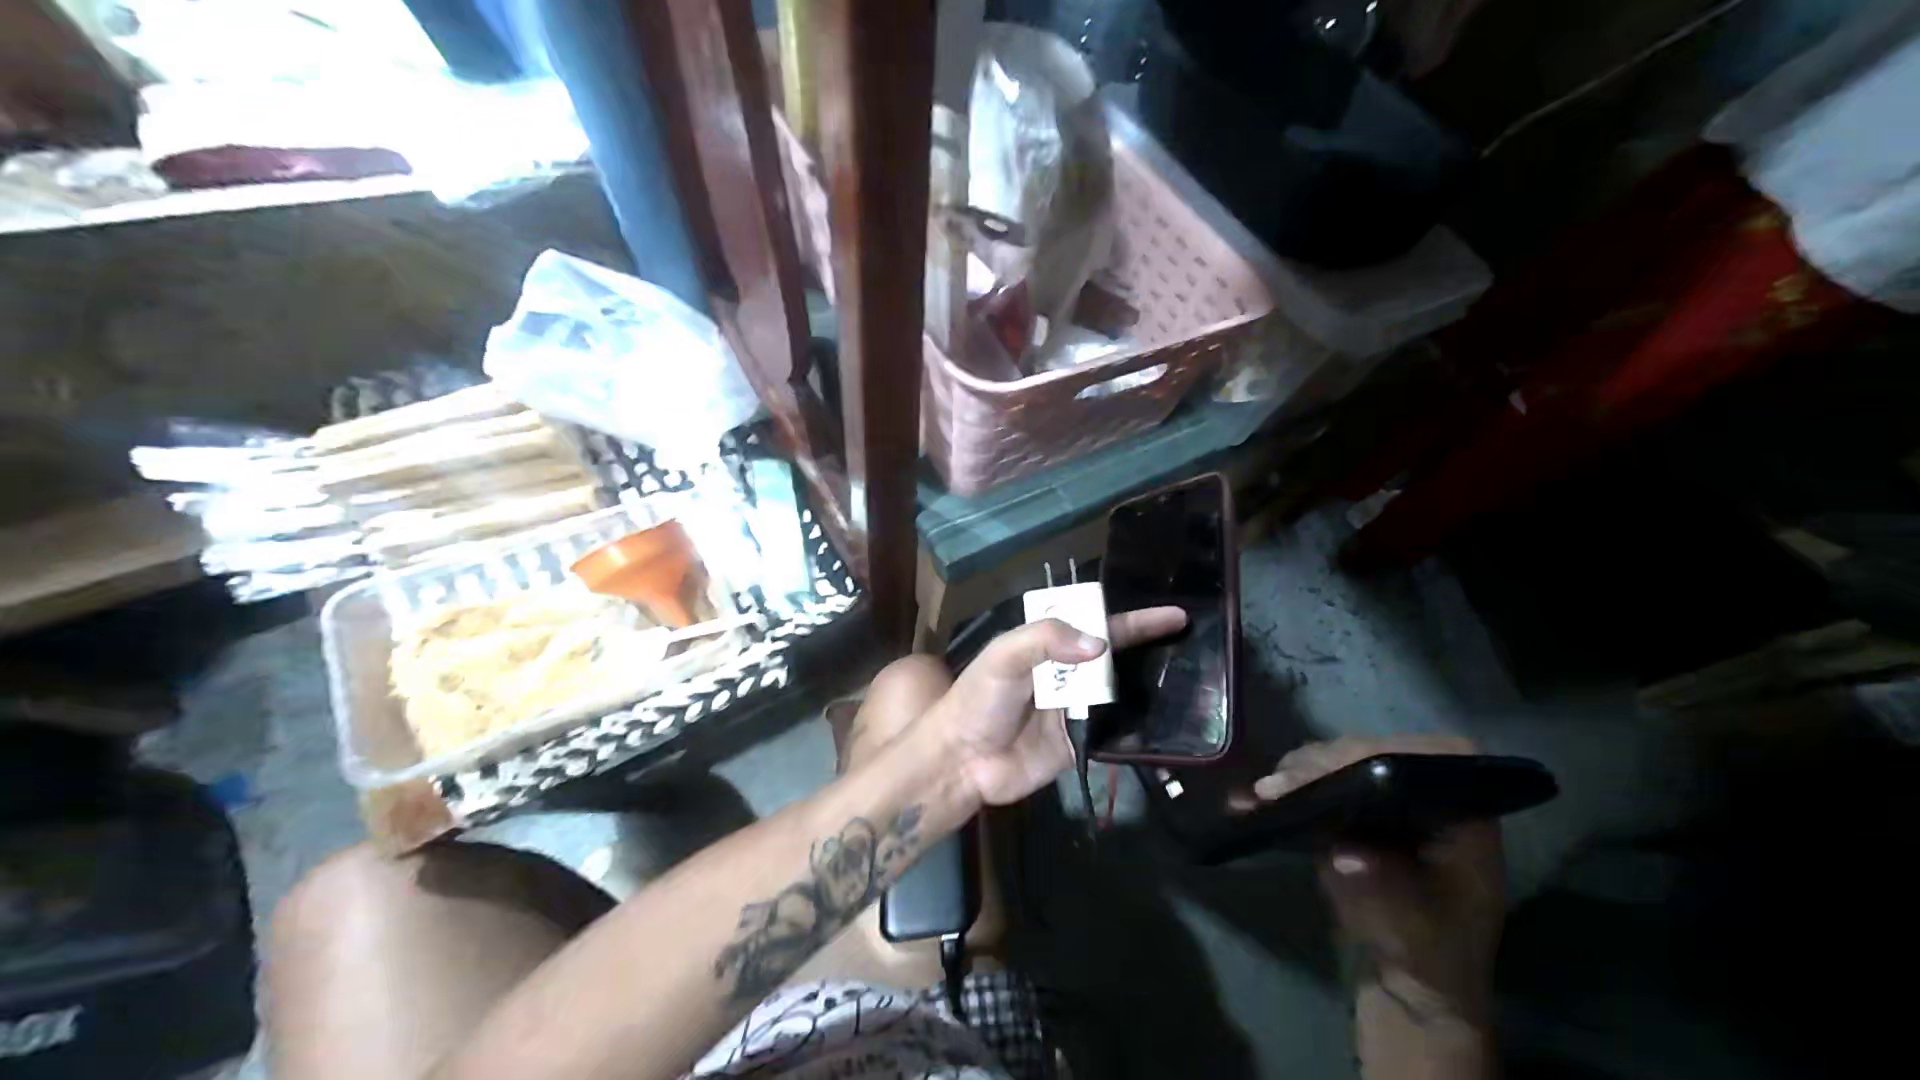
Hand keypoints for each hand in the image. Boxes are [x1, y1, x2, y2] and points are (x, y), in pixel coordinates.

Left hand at [924, 607, 1187, 807]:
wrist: (962, 761)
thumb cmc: (977, 700)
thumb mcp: (1003, 657)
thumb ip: (1044, 640)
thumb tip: (1101, 645)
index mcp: (1048, 647)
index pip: (1098, 626)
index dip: (1134, 621)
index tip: (1175, 617)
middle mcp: (1068, 674)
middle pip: (1117, 658)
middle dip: (1153, 650)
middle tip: (1197, 648)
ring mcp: (1078, 709)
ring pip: (1122, 692)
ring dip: (1153, 686)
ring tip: (1197, 681)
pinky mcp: (1083, 742)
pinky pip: (1117, 731)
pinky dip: (1141, 726)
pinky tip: (1175, 720)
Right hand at [1255, 736, 1504, 1023]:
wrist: (1410, 980)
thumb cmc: (1428, 953)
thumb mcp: (1414, 930)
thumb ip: (1384, 891)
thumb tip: (1344, 856)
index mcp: (1461, 814)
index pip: (1426, 756)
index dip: (1379, 752)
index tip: (1328, 770)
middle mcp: (1422, 794)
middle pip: (1373, 752)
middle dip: (1322, 764)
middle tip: (1279, 786)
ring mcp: (1383, 797)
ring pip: (1339, 761)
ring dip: (1298, 772)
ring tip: (1264, 795)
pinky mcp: (1351, 807)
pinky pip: (1318, 783)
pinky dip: (1286, 787)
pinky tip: (1250, 799)